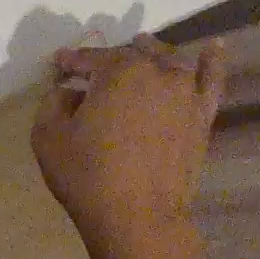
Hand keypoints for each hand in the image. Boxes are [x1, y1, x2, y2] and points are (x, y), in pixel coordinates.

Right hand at [32, 34, 226, 248]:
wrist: (135, 212)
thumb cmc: (84, 173)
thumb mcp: (46, 136)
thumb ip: (53, 102)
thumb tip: (69, 90)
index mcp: (119, 74)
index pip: (91, 58)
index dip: (70, 60)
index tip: (57, 63)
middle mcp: (159, 73)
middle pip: (131, 55)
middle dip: (108, 57)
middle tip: (90, 66)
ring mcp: (187, 92)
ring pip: (170, 60)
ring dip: (152, 51)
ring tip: (141, 46)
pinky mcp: (202, 114)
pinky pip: (212, 78)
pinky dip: (212, 60)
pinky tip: (213, 48)